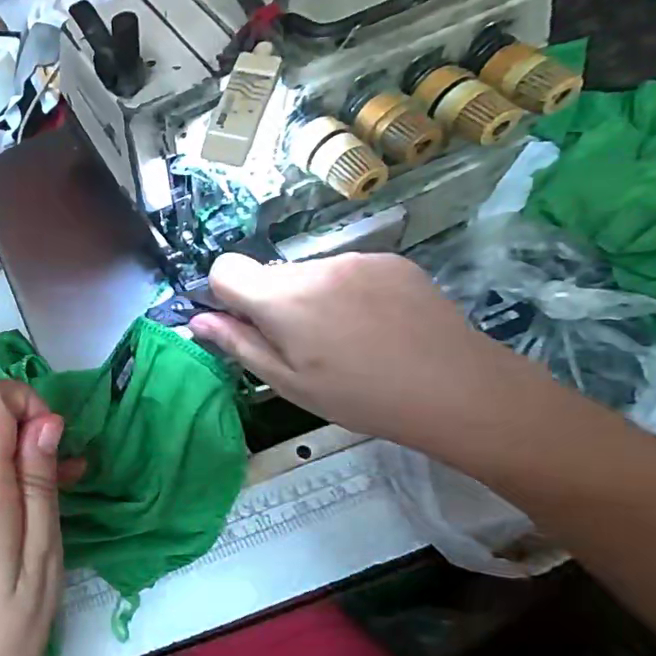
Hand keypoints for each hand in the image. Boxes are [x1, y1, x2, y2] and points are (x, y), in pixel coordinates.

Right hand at [187, 252, 552, 453]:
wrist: (457, 389)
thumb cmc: (361, 397)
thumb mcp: (289, 383)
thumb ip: (238, 345)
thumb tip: (199, 320)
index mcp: (282, 299)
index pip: (225, 269)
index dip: (226, 296)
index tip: (247, 326)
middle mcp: (314, 267)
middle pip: (269, 274)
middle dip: (273, 303)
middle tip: (306, 347)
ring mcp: (356, 259)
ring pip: (309, 273)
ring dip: (312, 298)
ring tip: (348, 340)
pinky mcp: (390, 260)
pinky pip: (347, 271)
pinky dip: (348, 293)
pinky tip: (376, 327)